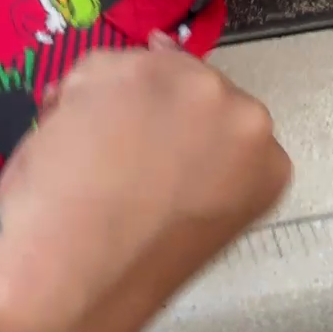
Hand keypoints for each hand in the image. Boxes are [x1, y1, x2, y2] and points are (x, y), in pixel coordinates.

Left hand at [0, 34, 292, 331]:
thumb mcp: (197, 208)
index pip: (222, 120)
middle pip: (184, 84)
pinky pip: (92, 70)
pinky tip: (67, 141)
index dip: (177, 137)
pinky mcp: (121, 63)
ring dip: (111, 103)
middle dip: (149, 112)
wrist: (81, 268)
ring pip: (138, 71)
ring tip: (89, 157)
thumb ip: (199, 152)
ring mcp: (180, 77)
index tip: (155, 162)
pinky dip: (73, 99)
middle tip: (116, 159)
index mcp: (265, 157)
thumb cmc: (136, 259)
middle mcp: (235, 107)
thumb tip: (171, 71)